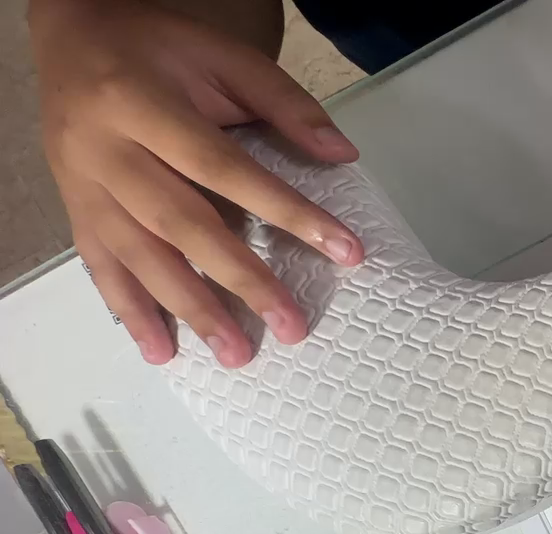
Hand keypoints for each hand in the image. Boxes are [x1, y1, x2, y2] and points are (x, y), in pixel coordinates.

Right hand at [30, 0, 364, 367]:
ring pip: (137, 254)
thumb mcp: (229, 60)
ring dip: (188, 310)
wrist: (77, 31)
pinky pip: (100, 264)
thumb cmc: (169, 53)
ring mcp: (81, 181)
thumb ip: (287, 105)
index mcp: (139, 104)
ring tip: (237, 356)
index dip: (289, 212)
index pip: (225, 169)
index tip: (349, 253)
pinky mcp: (74, 205)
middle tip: (292, 329)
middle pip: (179, 223)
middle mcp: (102, 147)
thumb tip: (345, 153)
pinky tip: (161, 351)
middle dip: (240, 280)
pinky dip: (129, 310)